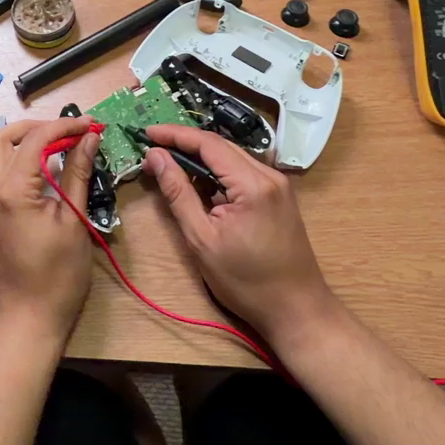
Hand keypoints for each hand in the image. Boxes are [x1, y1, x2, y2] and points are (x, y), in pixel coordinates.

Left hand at [0, 115, 100, 341]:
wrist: (32, 313)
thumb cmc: (59, 273)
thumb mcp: (74, 220)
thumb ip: (78, 173)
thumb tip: (89, 138)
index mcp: (14, 188)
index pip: (36, 139)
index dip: (65, 125)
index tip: (92, 124)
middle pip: (5, 136)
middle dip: (37, 126)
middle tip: (70, 131)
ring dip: (18, 139)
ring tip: (51, 142)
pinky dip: (10, 157)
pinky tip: (36, 167)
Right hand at [142, 124, 334, 343]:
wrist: (298, 312)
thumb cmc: (247, 282)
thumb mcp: (202, 239)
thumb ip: (178, 192)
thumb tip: (155, 156)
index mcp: (253, 184)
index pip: (208, 143)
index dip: (175, 134)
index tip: (146, 133)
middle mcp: (269, 175)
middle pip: (221, 145)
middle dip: (184, 143)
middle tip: (153, 150)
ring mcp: (277, 185)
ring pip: (231, 157)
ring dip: (200, 157)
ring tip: (169, 163)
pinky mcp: (278, 196)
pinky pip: (242, 171)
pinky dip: (217, 171)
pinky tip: (198, 181)